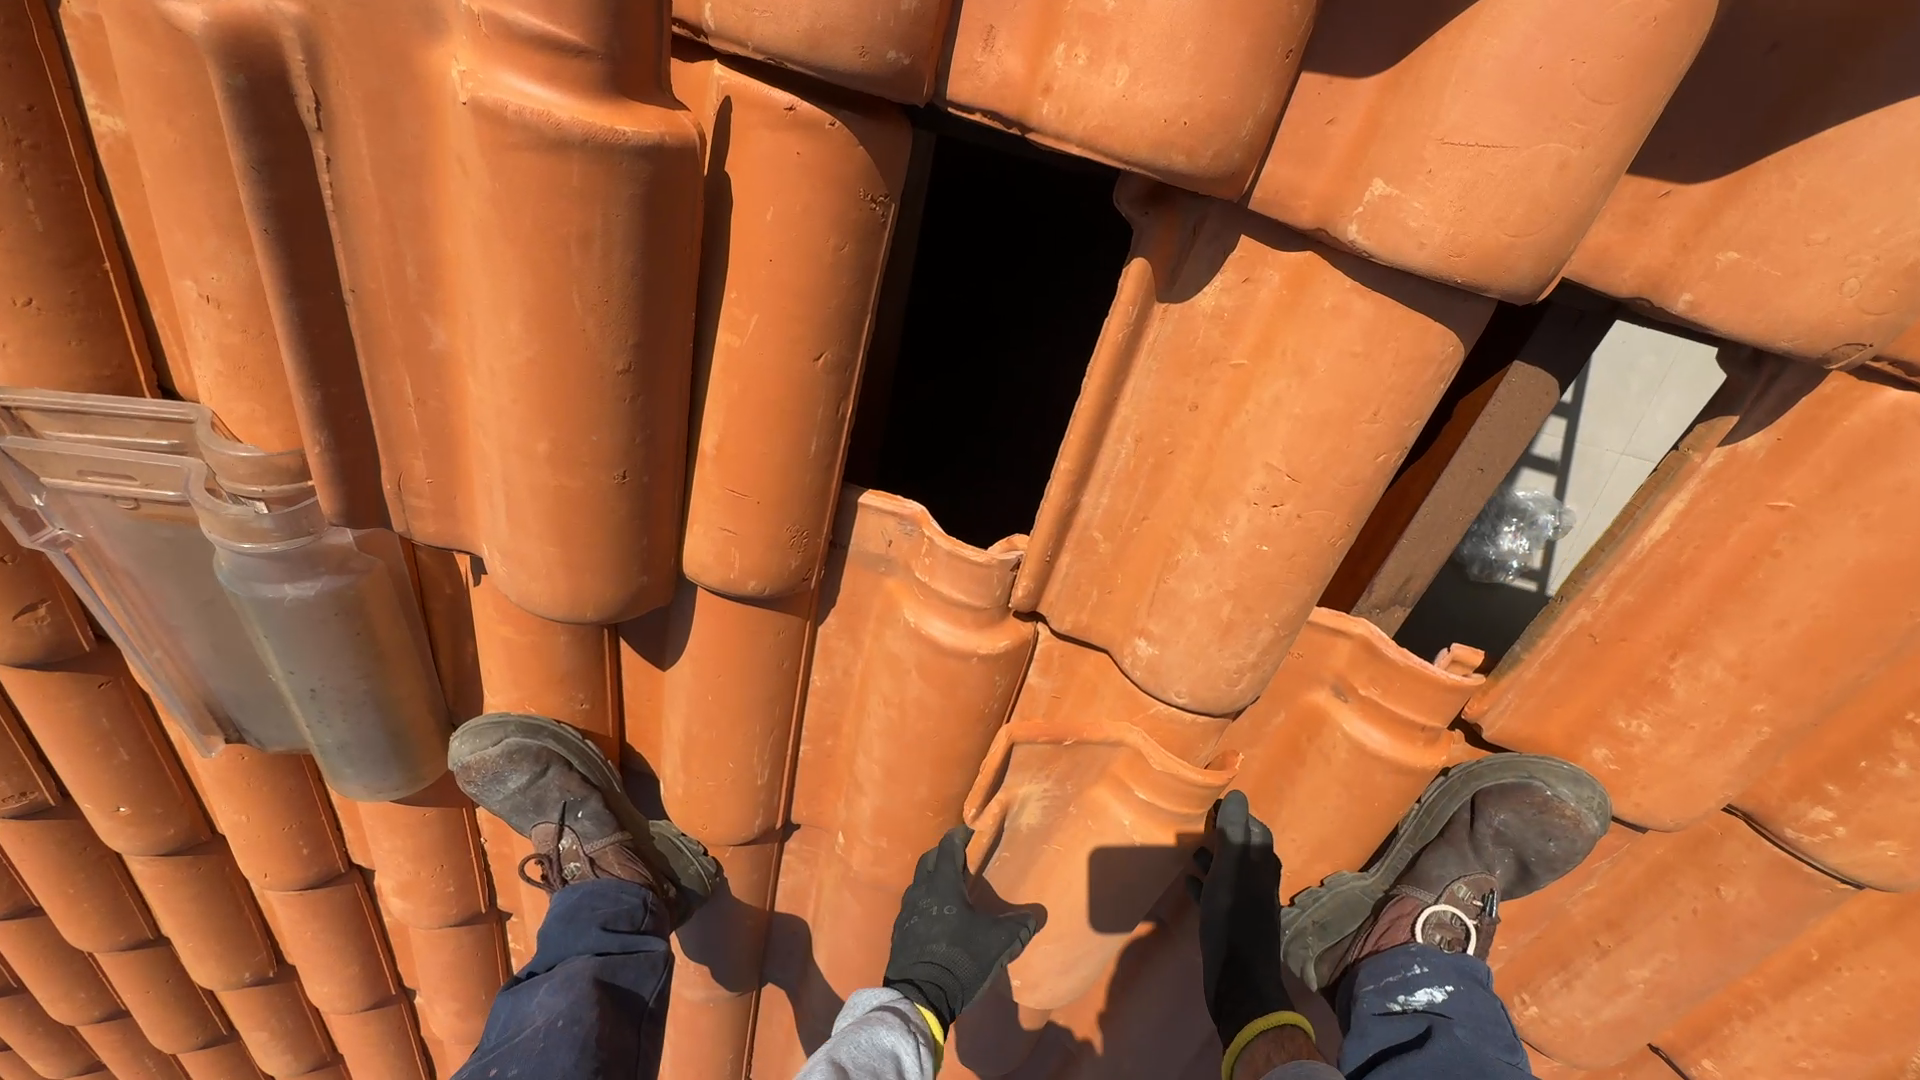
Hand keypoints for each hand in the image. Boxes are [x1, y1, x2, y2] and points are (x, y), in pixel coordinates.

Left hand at [883, 825, 1038, 1033]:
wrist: (919, 996)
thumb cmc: (959, 959)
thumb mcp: (997, 943)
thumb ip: (1018, 926)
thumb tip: (1036, 916)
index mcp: (942, 884)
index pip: (948, 847)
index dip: (959, 836)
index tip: (971, 832)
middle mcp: (920, 890)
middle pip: (929, 859)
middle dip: (944, 853)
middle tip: (962, 858)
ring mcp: (906, 911)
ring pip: (919, 881)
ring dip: (933, 877)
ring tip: (951, 886)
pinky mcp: (900, 931)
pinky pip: (913, 904)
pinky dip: (926, 899)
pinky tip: (937, 915)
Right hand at [1192, 791, 1293, 1049]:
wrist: (1238, 979)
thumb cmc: (1233, 918)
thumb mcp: (1231, 870)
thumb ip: (1234, 832)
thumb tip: (1238, 794)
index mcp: (1262, 864)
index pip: (1254, 826)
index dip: (1236, 813)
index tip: (1211, 803)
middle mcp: (1259, 879)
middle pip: (1242, 847)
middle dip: (1222, 833)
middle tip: (1196, 824)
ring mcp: (1246, 902)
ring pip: (1230, 870)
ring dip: (1212, 857)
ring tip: (1189, 849)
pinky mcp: (1233, 921)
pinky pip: (1218, 893)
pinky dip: (1205, 882)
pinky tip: (1189, 881)